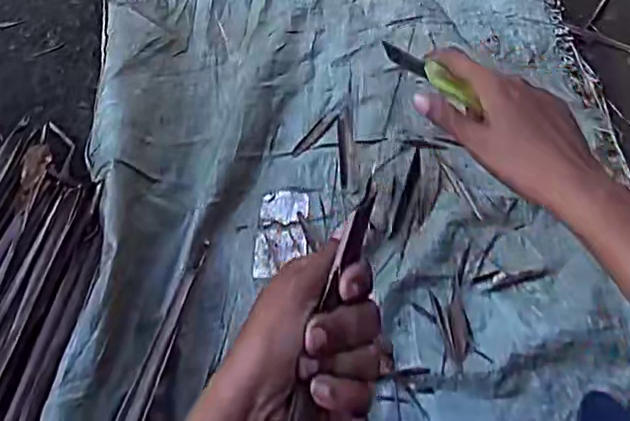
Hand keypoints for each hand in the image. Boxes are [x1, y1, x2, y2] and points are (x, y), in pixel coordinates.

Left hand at [190, 239, 387, 420]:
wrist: (256, 407)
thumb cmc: (264, 345)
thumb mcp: (292, 287)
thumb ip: (326, 257)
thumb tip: (348, 227)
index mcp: (320, 291)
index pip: (359, 276)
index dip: (356, 282)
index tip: (343, 289)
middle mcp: (334, 323)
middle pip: (370, 315)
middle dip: (340, 329)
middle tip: (311, 338)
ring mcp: (343, 362)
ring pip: (373, 356)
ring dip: (338, 365)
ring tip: (308, 370)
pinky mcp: (349, 397)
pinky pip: (367, 392)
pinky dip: (340, 394)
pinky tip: (318, 393)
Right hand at [410, 47, 611, 213]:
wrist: (576, 184)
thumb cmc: (521, 164)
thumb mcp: (477, 144)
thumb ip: (447, 117)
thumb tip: (419, 96)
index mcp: (494, 86)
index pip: (459, 60)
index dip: (440, 58)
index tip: (428, 64)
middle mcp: (517, 82)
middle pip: (482, 77)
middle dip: (466, 90)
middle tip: (461, 117)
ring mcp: (540, 94)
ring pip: (506, 90)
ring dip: (491, 101)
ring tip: (493, 134)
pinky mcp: (558, 109)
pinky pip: (527, 102)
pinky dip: (516, 111)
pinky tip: (521, 138)